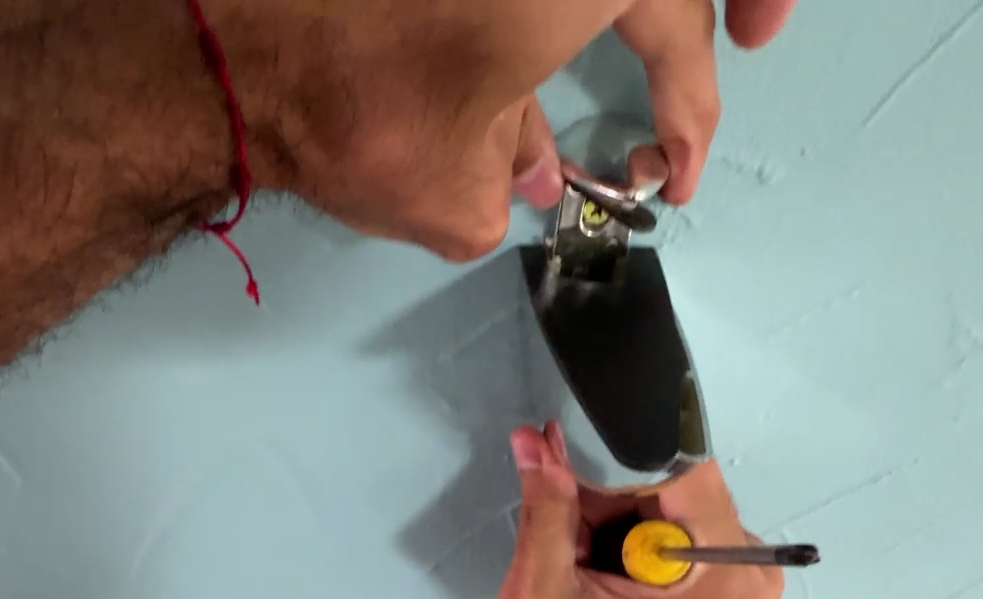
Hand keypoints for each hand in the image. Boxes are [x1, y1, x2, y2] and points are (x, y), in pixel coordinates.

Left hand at [227, 0, 795, 259]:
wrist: (227, 47)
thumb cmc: (357, 116)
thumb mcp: (450, 195)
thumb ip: (502, 195)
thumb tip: (519, 184)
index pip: (680, 36)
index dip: (691, 118)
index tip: (674, 180)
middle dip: (716, 4)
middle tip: (755, 26)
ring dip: (624, 13)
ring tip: (616, 70)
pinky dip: (539, 17)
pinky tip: (521, 60)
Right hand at [495, 423, 783, 598]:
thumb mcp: (540, 596)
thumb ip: (543, 516)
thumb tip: (530, 440)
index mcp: (721, 586)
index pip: (687, 477)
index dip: (625, 463)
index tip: (576, 468)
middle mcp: (753, 570)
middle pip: (680, 484)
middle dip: (618, 492)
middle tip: (575, 524)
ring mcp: (753, 563)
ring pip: (679, 493)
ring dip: (626, 505)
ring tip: (591, 544)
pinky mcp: (739, 558)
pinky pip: (686, 510)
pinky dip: (644, 517)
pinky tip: (614, 547)